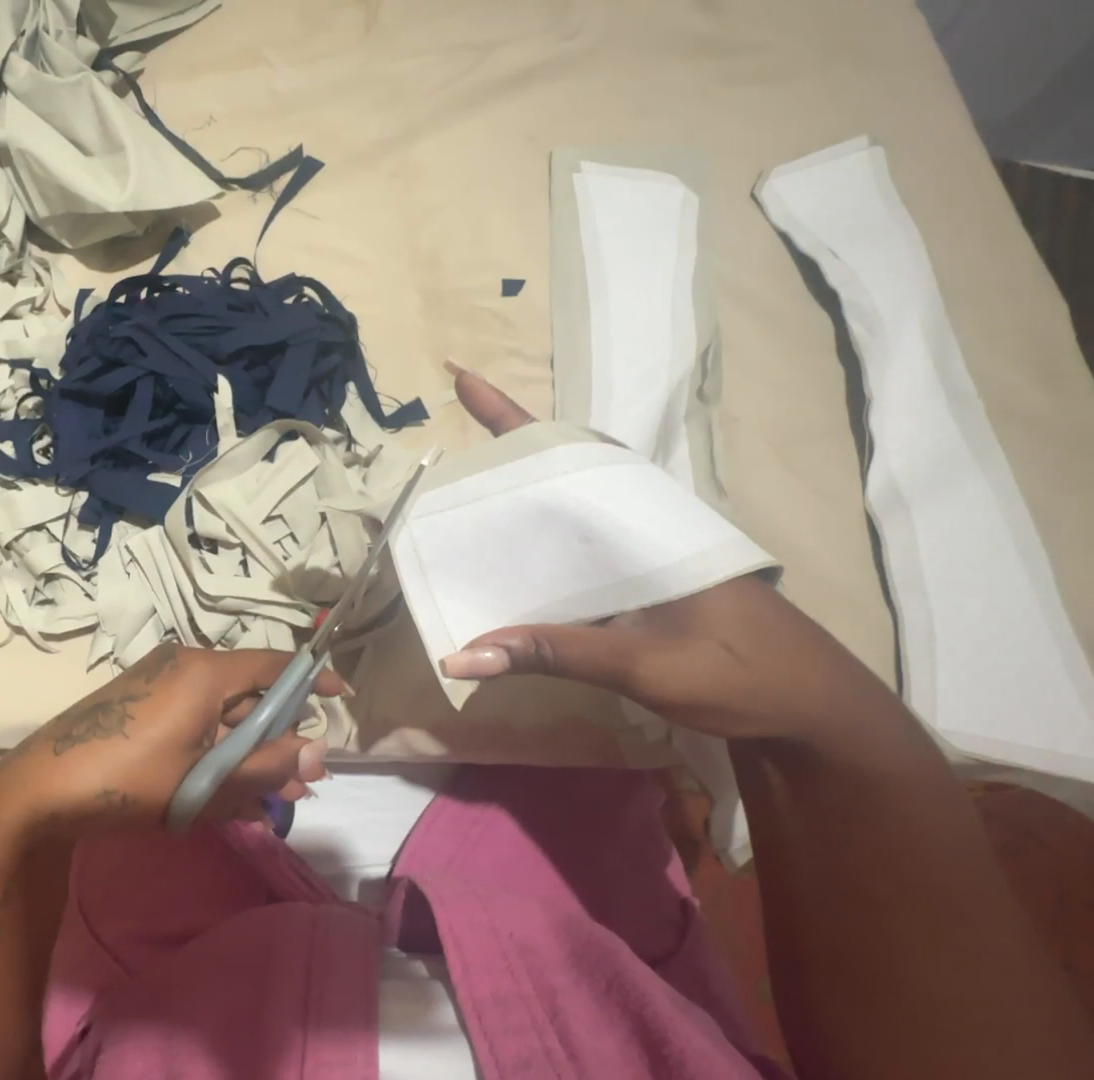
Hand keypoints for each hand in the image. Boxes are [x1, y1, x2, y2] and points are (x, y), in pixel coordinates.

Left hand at [0, 644, 339, 833]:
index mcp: (204, 672)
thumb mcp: (203, 781)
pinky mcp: (142, 703)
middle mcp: (185, 666)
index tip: (343, 697)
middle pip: (249, 696)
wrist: (42, 785)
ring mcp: (160, 683)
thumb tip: (318, 752)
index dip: (312, 681)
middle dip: (279, 741)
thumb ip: (264, 768)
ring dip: (248, 755)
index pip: (274, 665)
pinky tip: (229, 795)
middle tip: (303, 784)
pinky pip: (194, 721)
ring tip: (273, 801)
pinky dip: (215, 752)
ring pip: (221, 715)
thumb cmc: (128, 780)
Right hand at [436, 362, 910, 743]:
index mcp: (650, 525)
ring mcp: (643, 561)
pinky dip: (534, 556)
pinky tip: (504, 573)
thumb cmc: (750, 680)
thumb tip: (459, 655)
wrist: (824, 720)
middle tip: (442, 464)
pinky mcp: (643, 592)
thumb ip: (556, 654)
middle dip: (503, 460)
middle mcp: (643, 531)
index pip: (571, 457)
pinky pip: (574, 559)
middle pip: (561, 478)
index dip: (514, 420)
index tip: (464, 380)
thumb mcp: (650, 667)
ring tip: (456, 512)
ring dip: (516, 512)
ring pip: (566, 519)